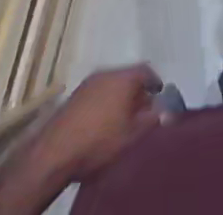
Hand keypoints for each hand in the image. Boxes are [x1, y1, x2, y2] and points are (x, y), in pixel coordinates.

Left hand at [32, 65, 165, 180]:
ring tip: (124, 119)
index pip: (146, 70)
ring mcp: (88, 83)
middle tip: (143, 111)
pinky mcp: (74, 96)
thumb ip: (153, 118)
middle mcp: (106, 73)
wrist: (54, 152)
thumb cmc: (99, 140)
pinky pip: (98, 92)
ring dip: (121, 97)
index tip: (159, 96)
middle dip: (137, 91)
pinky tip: (103, 121)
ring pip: (112, 84)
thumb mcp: (132, 134)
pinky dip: (106, 101)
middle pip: (128, 76)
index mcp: (123, 78)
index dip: (155, 82)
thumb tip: (167, 109)